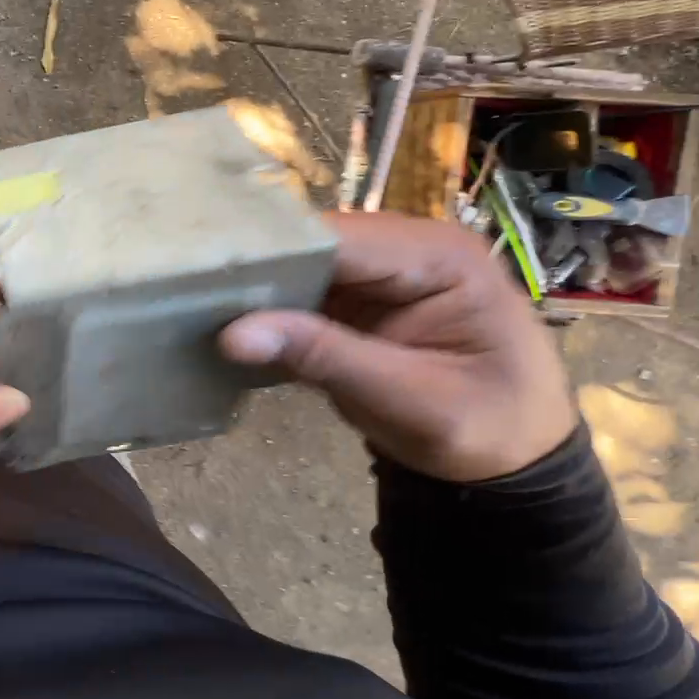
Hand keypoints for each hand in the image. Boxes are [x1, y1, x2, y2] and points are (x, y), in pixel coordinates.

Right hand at [220, 211, 575, 481]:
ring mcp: (383, 263)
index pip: (334, 239)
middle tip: (187, 292)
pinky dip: (267, 298)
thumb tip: (232, 334)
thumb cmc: (481, 430)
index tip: (201, 276)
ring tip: (196, 301)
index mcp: (440, 256)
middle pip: (309, 239)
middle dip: (254, 266)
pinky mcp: (360, 286)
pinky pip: (300, 278)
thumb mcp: (407, 400)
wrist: (511, 460)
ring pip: (297, 256)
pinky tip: (231, 316)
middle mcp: (410, 244)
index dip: (269, 255)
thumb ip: (323, 357)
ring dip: (254, 282)